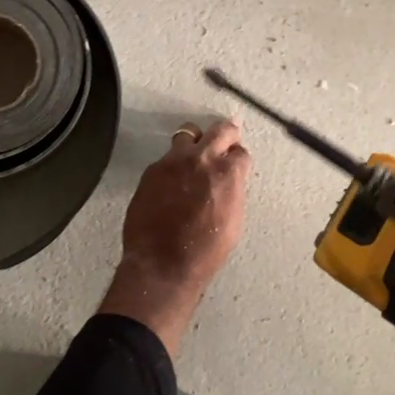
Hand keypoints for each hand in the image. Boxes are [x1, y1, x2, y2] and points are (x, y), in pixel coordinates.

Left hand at [97, 120, 250, 355]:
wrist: (162, 264)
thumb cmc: (203, 252)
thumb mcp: (233, 221)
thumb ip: (233, 191)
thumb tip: (230, 182)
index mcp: (227, 174)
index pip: (240, 153)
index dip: (239, 159)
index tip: (237, 162)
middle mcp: (201, 160)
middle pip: (220, 130)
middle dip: (227, 132)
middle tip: (227, 136)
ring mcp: (174, 162)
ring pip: (188, 133)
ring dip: (195, 140)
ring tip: (195, 152)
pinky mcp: (153, 170)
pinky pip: (167, 157)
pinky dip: (174, 163)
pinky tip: (173, 179)